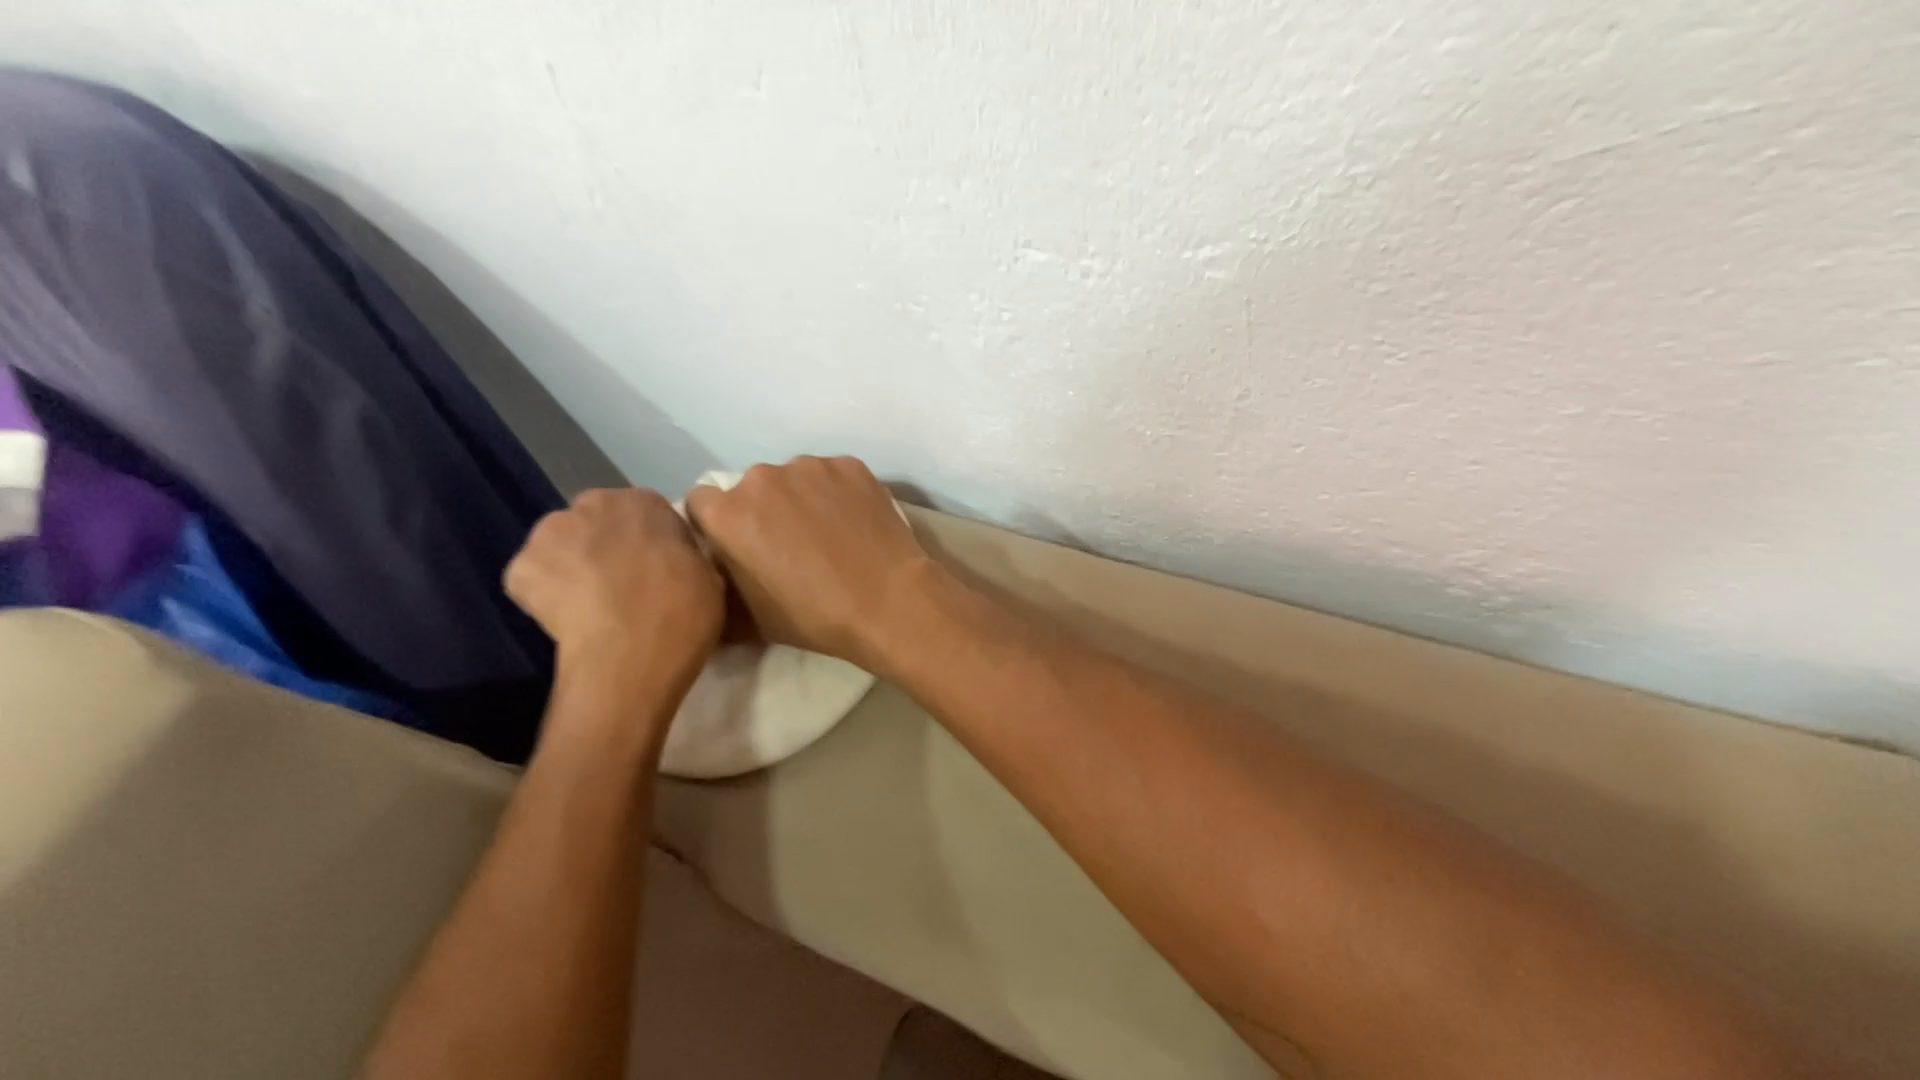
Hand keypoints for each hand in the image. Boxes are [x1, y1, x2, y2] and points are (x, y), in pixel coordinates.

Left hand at [505, 488, 723, 703]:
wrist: (632, 653)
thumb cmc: (683, 612)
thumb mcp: (708, 576)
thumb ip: (685, 556)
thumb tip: (672, 561)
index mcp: (645, 502)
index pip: (644, 514)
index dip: (647, 544)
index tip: (654, 572)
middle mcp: (595, 503)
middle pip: (595, 522)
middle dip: (603, 547)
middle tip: (619, 587)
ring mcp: (551, 531)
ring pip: (559, 545)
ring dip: (569, 565)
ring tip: (587, 605)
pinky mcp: (520, 567)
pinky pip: (532, 579)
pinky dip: (542, 595)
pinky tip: (563, 620)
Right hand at [685, 456, 936, 672]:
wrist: (889, 601)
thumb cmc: (814, 617)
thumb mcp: (751, 620)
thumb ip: (722, 589)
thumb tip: (717, 579)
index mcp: (727, 514)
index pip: (701, 503)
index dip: (718, 525)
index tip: (739, 546)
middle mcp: (761, 478)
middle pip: (750, 488)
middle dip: (762, 510)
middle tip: (789, 543)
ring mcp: (809, 466)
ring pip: (793, 478)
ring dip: (801, 499)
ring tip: (828, 533)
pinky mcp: (850, 464)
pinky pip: (832, 476)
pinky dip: (838, 494)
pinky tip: (855, 523)